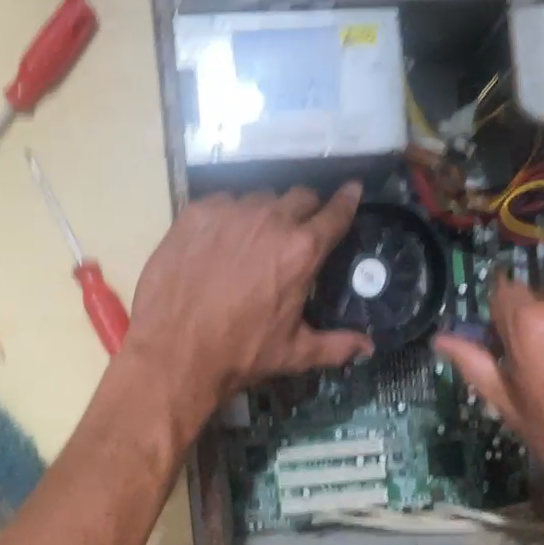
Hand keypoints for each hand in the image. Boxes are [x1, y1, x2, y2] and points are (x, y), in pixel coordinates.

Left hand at [124, 184, 372, 408]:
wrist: (174, 353)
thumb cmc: (240, 354)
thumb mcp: (295, 353)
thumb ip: (337, 345)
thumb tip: (369, 347)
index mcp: (301, 251)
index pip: (335, 212)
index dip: (347, 201)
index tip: (352, 190)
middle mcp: (269, 221)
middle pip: (299, 196)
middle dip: (306, 209)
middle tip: (299, 228)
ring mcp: (230, 213)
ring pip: (260, 197)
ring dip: (266, 212)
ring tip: (256, 237)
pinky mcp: (196, 213)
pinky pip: (223, 201)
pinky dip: (230, 215)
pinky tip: (222, 239)